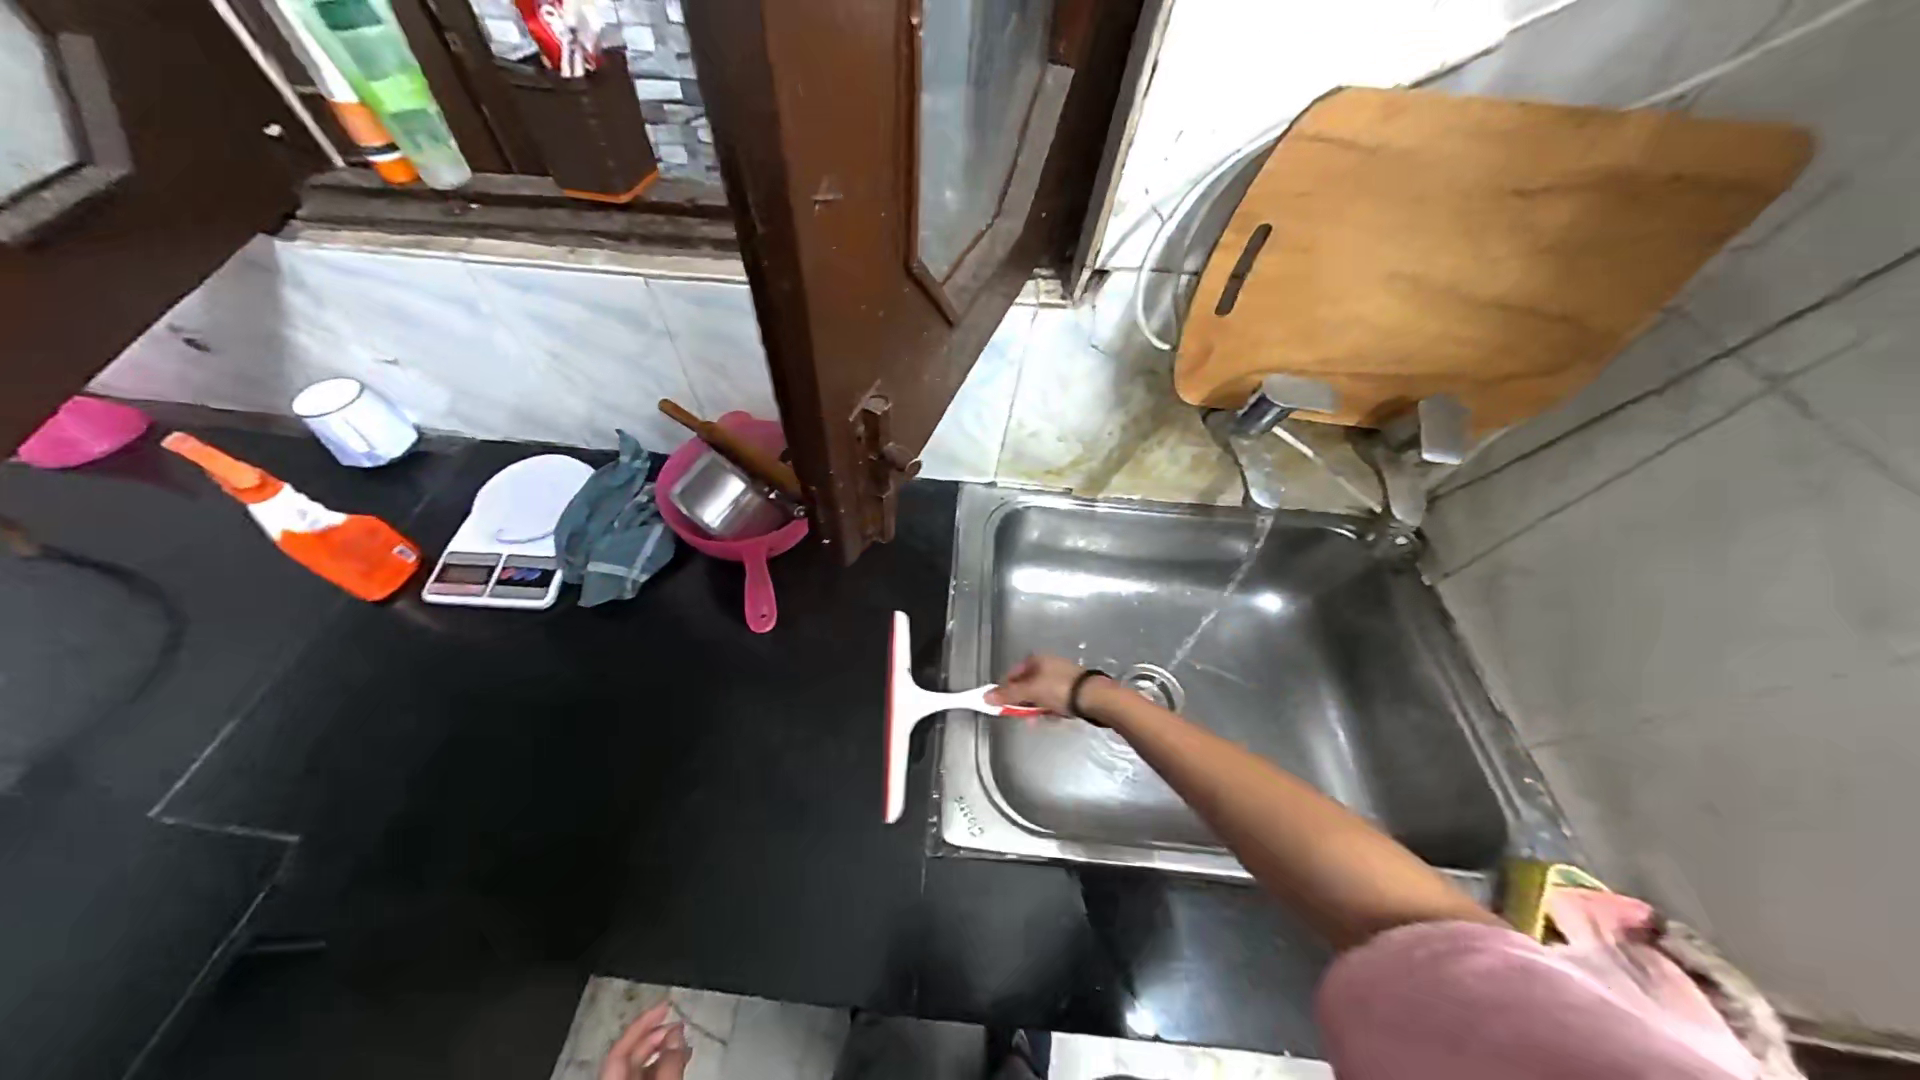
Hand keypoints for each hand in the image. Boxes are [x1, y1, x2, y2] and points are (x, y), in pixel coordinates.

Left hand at [600, 1001, 690, 1079]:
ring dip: (663, 1049)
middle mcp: (614, 1079)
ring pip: (640, 1064)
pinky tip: (678, 1059)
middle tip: (680, 1025)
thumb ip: (670, 1060)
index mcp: (611, 1078)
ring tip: (684, 1042)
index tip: (665, 1005)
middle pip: (631, 1053)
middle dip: (657, 1034)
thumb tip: (677, 1033)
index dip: (643, 1023)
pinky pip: (645, 1075)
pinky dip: (662, 1064)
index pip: (621, 1046)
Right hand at [985, 653, 1096, 715]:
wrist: (1094, 697)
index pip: (1012, 674)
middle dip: (1023, 702)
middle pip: (1026, 685)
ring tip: (1040, 719)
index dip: (1006, 690)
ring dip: (1037, 708)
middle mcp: (1048, 665)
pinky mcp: (1072, 689)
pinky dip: (1051, 709)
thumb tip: (985, 697)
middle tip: (1023, 716)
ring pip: (1040, 695)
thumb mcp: (1030, 691)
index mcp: (1036, 660)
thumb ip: (1008, 695)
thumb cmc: (1058, 689)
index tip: (1004, 706)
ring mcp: (1061, 677)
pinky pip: (1054, 700)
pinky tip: (1054, 717)